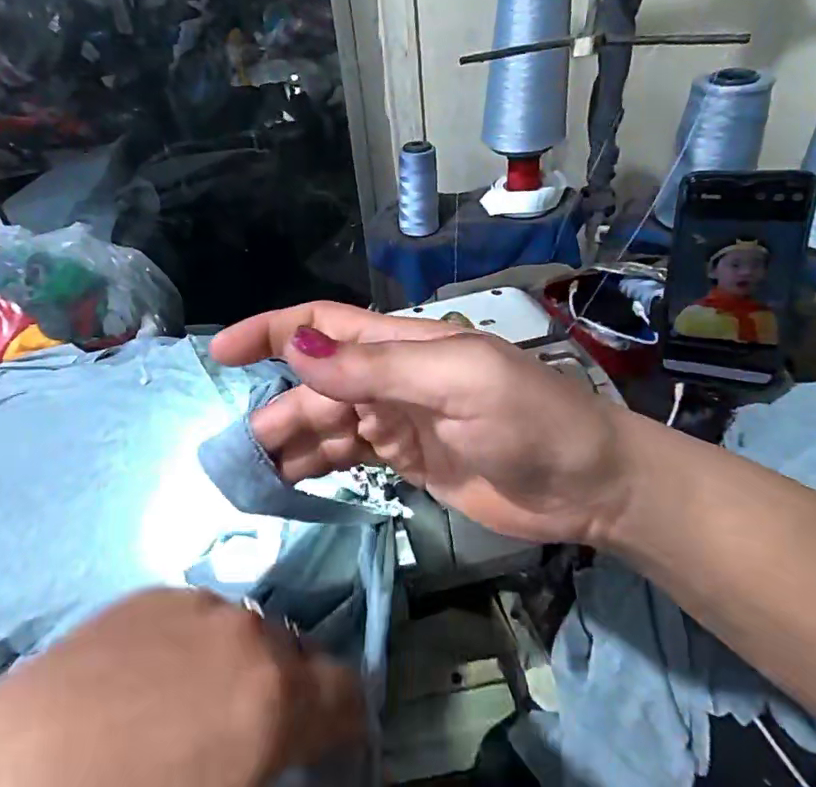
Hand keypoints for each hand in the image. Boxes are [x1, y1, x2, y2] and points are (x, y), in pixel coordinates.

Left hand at [0, 590, 362, 786]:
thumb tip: (281, 749)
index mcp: (276, 688)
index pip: (348, 690)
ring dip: (236, 661)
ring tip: (195, 704)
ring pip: (240, 628)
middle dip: (287, 690)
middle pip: (293, 652)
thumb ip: (275, 761)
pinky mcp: (143, 593)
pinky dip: (193, 643)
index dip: (344, 721)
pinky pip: (193, 616)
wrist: (30, 754)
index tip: (327, 745)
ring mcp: (188, 602)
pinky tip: (153, 678)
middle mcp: (241, 628)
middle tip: (253, 734)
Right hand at [209, 301, 640, 545]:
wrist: (594, 488)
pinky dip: (313, 466)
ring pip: (322, 425)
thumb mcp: (456, 381)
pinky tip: (286, 482)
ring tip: (251, 472)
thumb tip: (293, 351)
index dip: (267, 333)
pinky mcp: (401, 460)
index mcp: (394, 345)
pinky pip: (343, 456)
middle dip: (274, 410)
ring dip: (287, 443)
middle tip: (239, 448)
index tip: (221, 353)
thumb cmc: (531, 419)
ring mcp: (391, 420)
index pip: (316, 327)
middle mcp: (384, 378)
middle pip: (311, 387)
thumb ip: (374, 367)